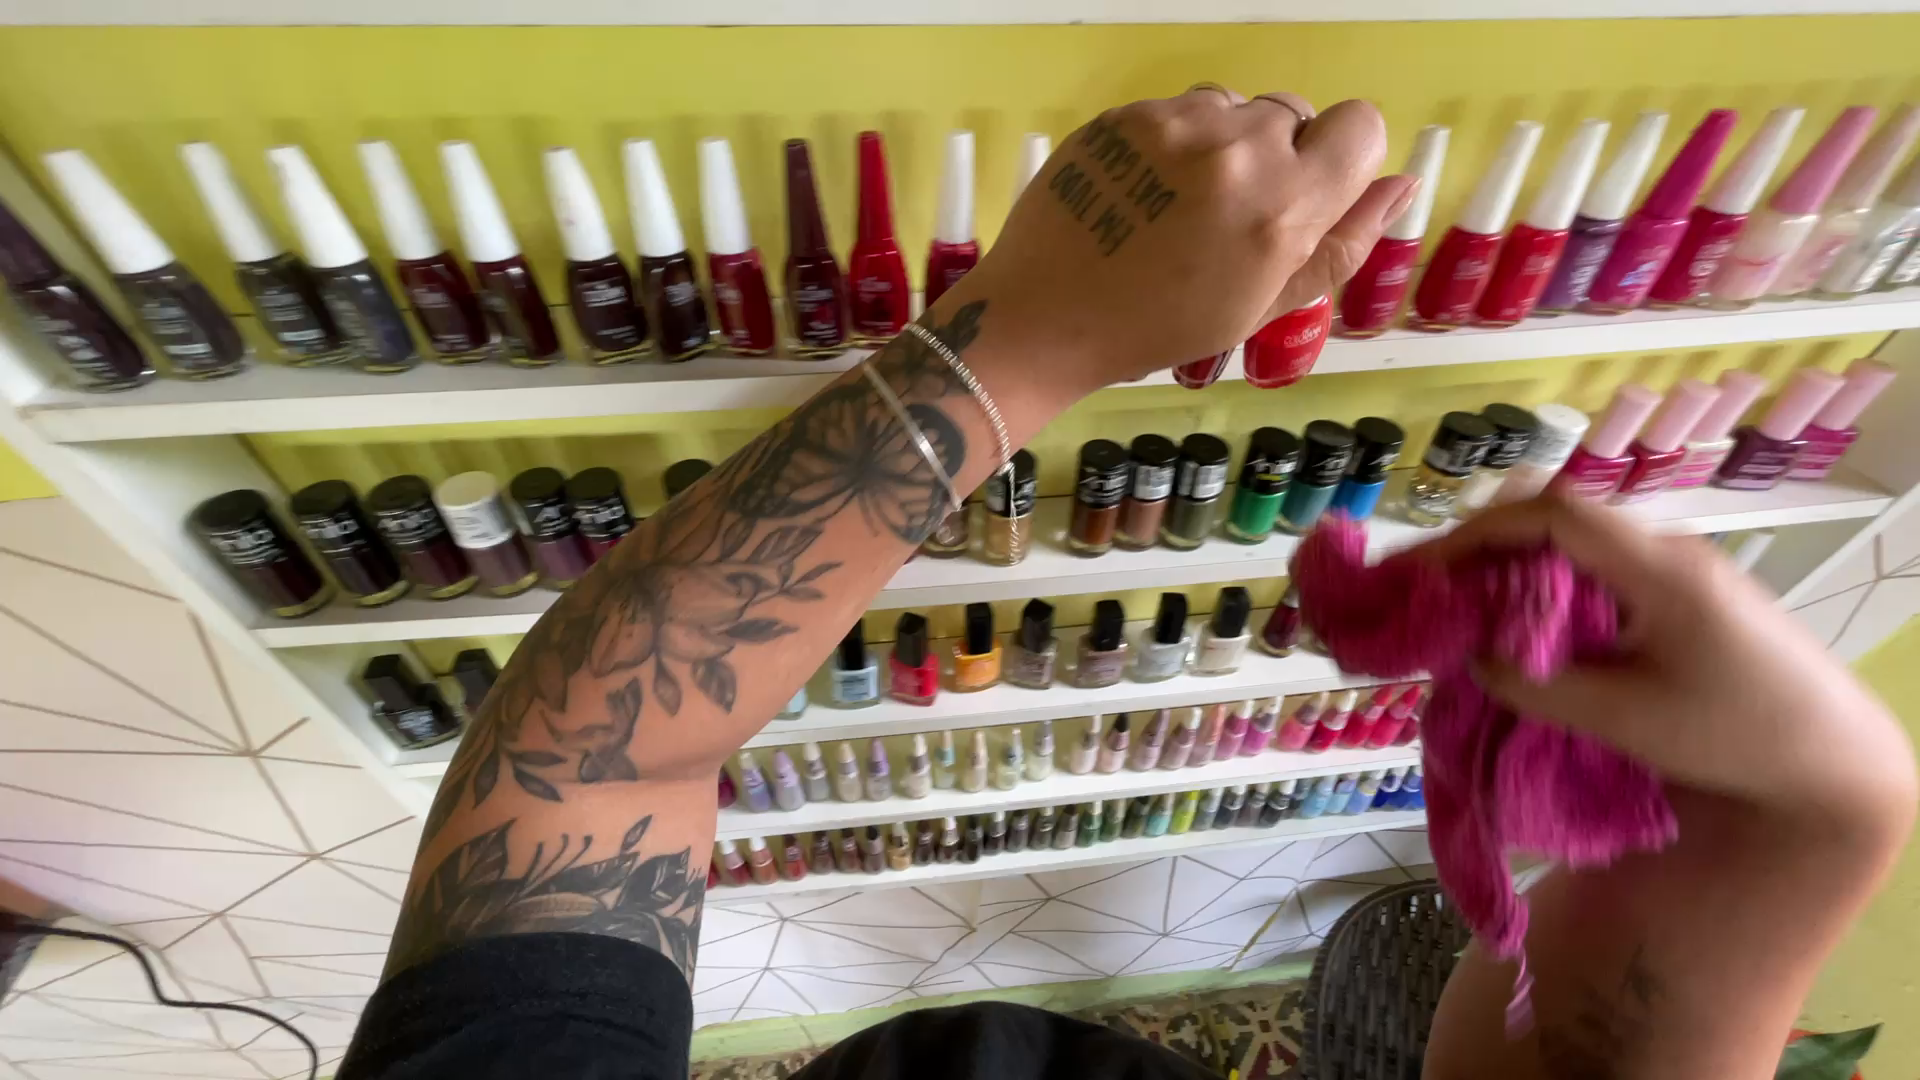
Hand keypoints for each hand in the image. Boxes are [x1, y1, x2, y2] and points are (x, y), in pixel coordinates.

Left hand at [953, 86, 1413, 395]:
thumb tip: (1398, 186)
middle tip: (1218, 224)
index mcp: (1282, 205)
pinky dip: (1167, 145)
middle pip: (1291, 115)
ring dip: (1219, 147)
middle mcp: (1237, 147)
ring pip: (1230, 109)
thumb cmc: (1154, 332)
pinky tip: (1134, 196)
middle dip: (1272, 160)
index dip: (1335, 164)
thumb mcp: (1255, 309)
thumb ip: (1337, 248)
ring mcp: (1173, 124)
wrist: (1044, 322)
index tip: (1296, 203)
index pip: (1360, 126)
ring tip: (1171, 211)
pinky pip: (1172, 112)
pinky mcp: (1122, 116)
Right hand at [1422, 493, 1915, 832]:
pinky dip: (1533, 577)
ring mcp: (1671, 566)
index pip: (1552, 513)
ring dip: (1503, 559)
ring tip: (1457, 597)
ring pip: (1564, 537)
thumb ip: (1528, 680)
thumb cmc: (1734, 739)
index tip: (1427, 568)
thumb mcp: (1617, 717)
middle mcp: (1665, 550)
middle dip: (1477, 541)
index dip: (1478, 530)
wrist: (1837, 768)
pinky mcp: (1669, 589)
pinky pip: (1584, 562)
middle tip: (1427, 582)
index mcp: (1661, 569)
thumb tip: (1469, 650)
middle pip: (1551, 515)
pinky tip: (1513, 614)